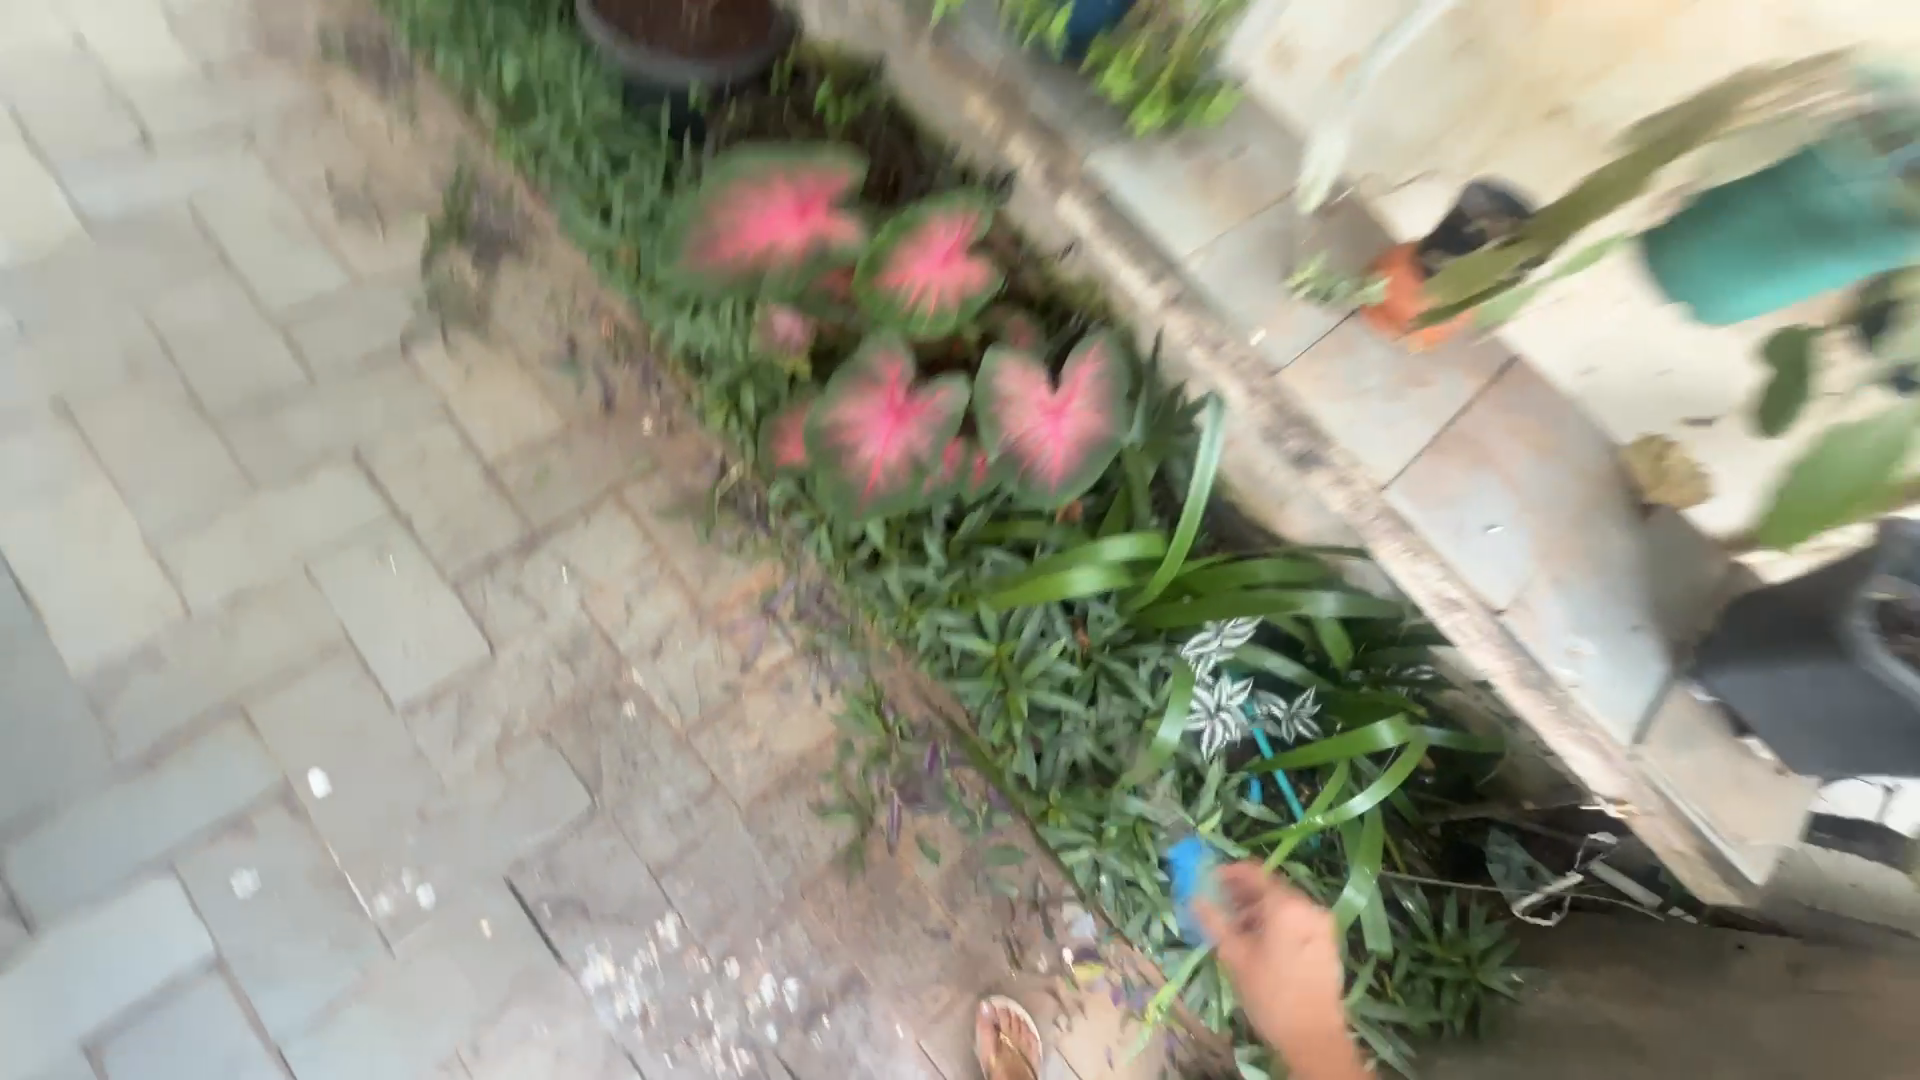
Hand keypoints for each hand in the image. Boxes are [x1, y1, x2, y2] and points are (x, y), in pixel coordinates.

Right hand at [1195, 862, 1370, 1078]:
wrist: (1315, 1039)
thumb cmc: (1270, 995)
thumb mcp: (1234, 956)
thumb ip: (1213, 920)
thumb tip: (1195, 898)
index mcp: (1286, 905)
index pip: (1253, 872)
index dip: (1228, 873)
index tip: (1209, 881)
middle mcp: (1308, 906)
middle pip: (1269, 887)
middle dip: (1241, 895)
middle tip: (1218, 907)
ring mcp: (1321, 925)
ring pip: (1283, 905)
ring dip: (1257, 910)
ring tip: (1236, 929)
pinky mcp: (1327, 942)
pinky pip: (1296, 919)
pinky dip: (1276, 922)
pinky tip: (1260, 942)